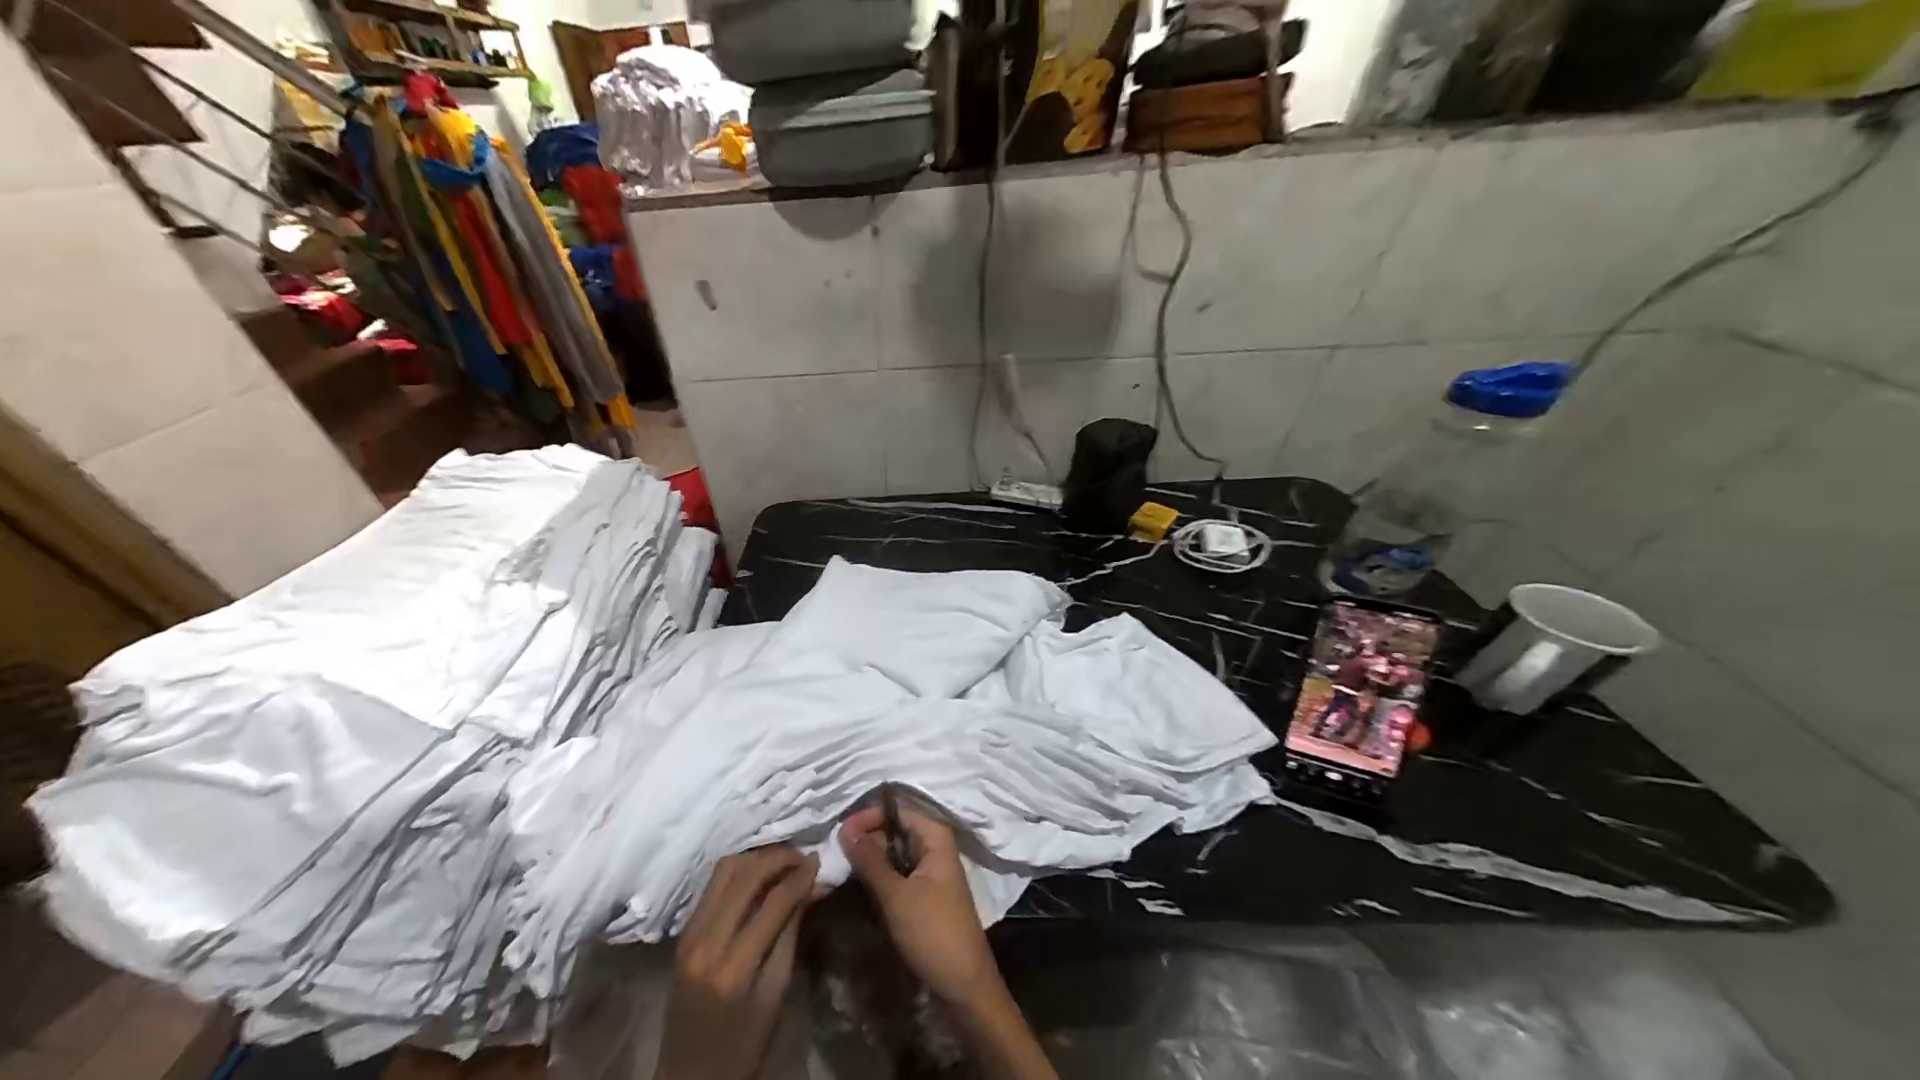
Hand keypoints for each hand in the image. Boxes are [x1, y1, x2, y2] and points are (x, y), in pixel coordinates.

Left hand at [656, 846, 817, 1079]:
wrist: (688, 1076)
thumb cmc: (742, 1045)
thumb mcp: (775, 994)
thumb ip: (790, 935)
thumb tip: (811, 888)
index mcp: (734, 966)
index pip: (773, 901)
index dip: (800, 875)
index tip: (819, 859)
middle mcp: (706, 941)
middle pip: (745, 874)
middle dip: (779, 858)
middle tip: (804, 857)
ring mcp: (689, 933)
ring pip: (724, 870)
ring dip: (757, 858)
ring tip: (783, 863)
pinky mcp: (683, 932)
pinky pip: (712, 885)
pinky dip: (739, 871)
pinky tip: (759, 876)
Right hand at [841, 807, 1058, 1079]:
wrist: (963, 983)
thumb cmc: (932, 932)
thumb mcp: (896, 895)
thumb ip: (870, 860)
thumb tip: (846, 828)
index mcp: (935, 836)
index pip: (895, 811)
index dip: (866, 818)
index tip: (838, 833)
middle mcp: (934, 846)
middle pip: (893, 830)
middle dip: (864, 838)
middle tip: (832, 852)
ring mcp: (929, 870)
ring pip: (892, 853)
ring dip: (868, 859)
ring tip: (838, 867)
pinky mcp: (923, 892)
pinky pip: (896, 873)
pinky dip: (878, 876)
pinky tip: (857, 884)